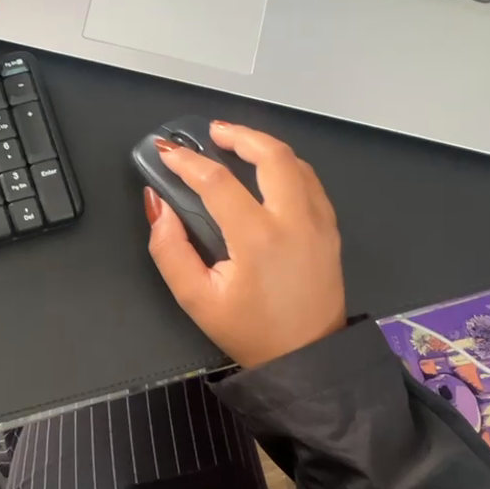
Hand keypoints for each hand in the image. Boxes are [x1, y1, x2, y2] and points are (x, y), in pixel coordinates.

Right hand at [145, 121, 346, 367]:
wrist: (306, 357)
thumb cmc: (248, 330)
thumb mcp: (195, 298)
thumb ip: (170, 249)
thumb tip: (159, 206)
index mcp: (258, 238)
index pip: (217, 181)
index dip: (187, 161)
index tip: (166, 151)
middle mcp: (294, 221)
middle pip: (271, 155)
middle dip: (239, 134)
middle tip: (212, 131)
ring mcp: (319, 222)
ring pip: (296, 163)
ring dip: (264, 146)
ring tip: (237, 143)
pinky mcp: (330, 229)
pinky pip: (310, 182)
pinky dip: (286, 166)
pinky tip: (268, 171)